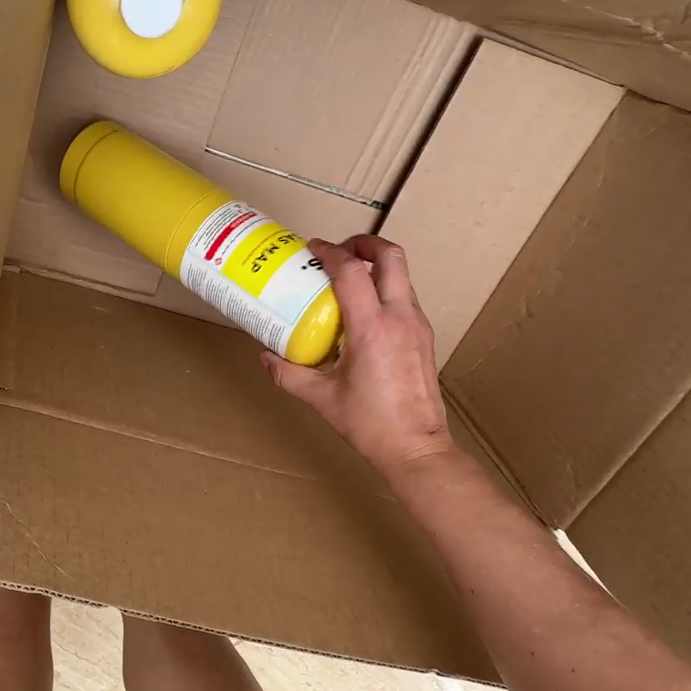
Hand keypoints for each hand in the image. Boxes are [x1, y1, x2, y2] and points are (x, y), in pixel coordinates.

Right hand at [261, 235, 453, 474]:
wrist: (415, 447)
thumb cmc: (370, 424)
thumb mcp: (320, 397)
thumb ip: (288, 373)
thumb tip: (265, 357)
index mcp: (372, 328)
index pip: (352, 271)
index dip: (331, 252)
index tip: (313, 248)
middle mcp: (400, 318)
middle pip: (391, 256)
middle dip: (365, 243)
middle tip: (339, 250)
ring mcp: (417, 325)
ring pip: (401, 276)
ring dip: (376, 266)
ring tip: (347, 280)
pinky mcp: (425, 337)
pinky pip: (405, 298)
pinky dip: (385, 291)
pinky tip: (363, 312)